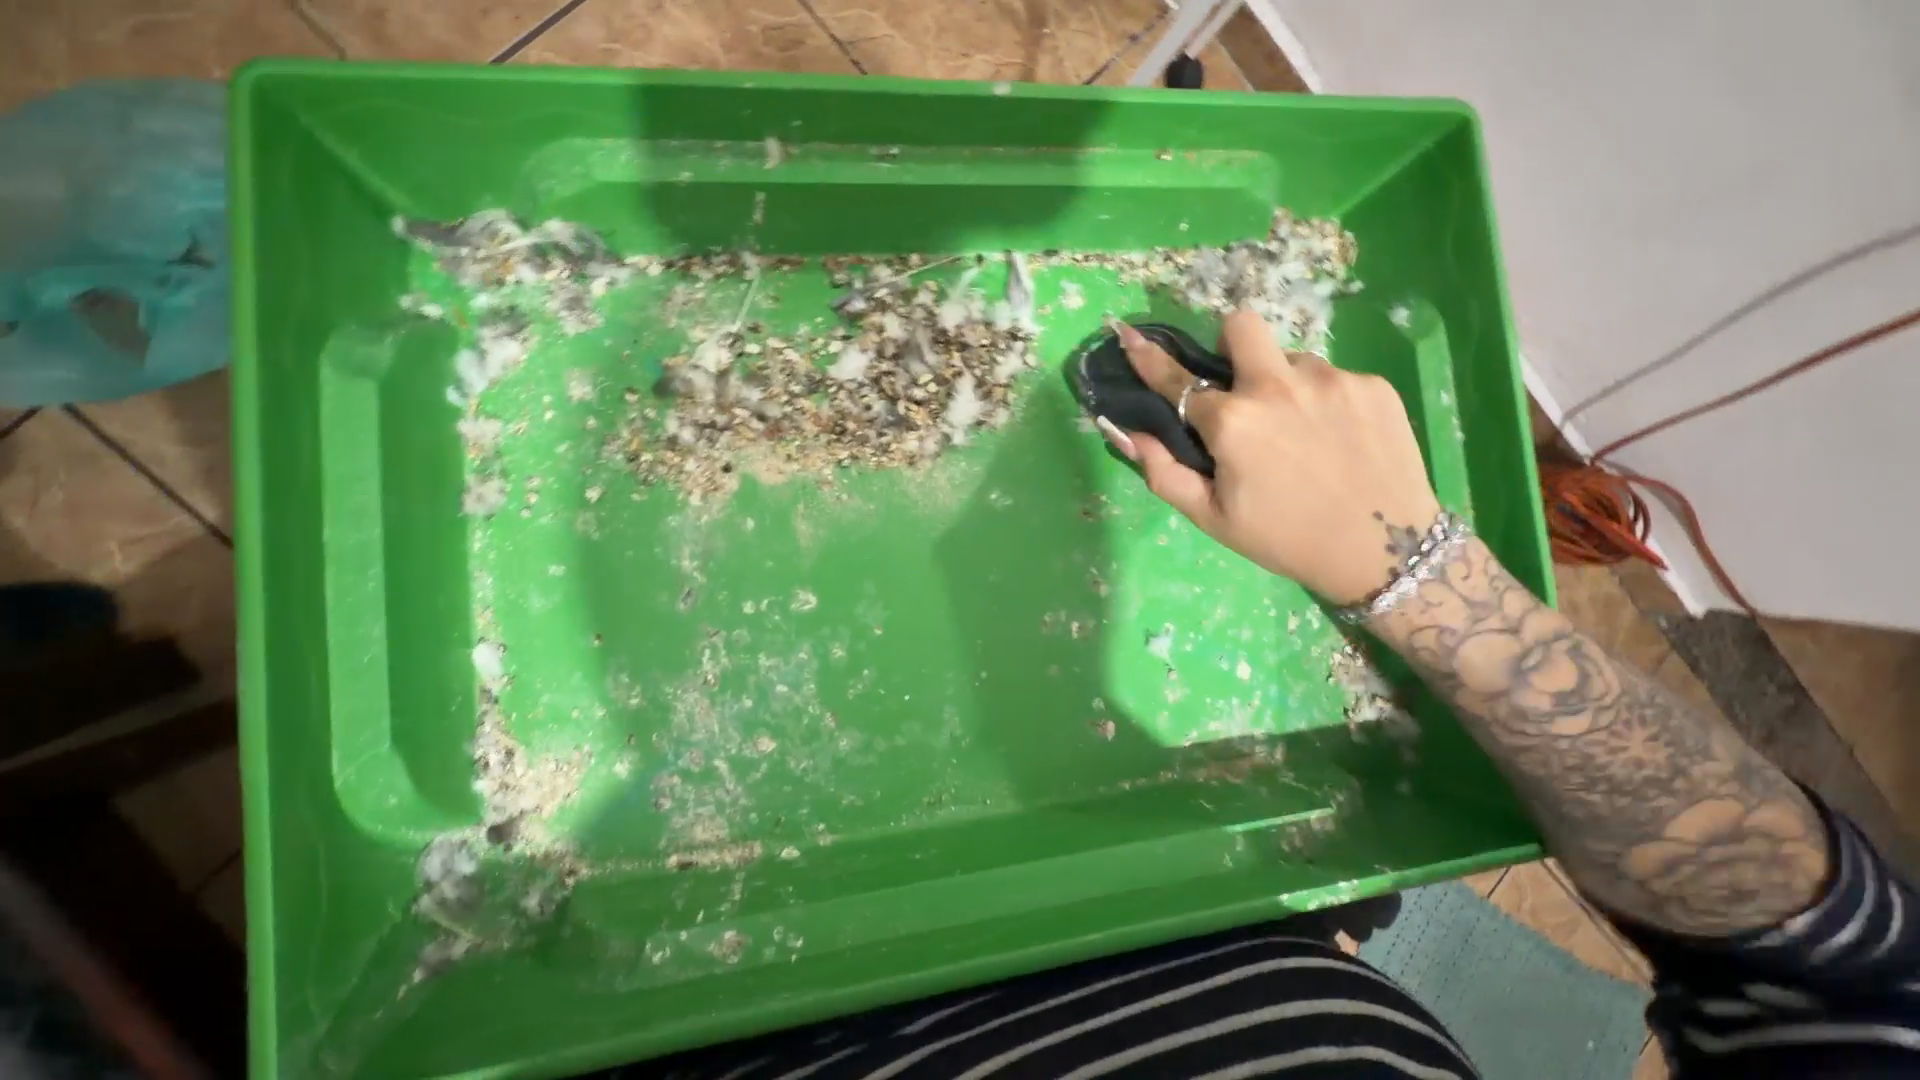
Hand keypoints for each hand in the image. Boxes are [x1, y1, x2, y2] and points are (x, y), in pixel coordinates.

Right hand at [1097, 311, 1440, 604]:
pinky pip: (1333, 377)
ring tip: (1301, 434)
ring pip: (1291, 360)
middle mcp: (1278, 386)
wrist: (1384, 551)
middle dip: (1231, 344)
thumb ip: (1162, 471)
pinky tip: (1336, 439)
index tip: (1130, 336)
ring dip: (1284, 385)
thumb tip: (1127, 431)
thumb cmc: (1284, 539)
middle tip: (1242, 387)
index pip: (1177, 378)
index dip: (1149, 357)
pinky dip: (1324, 400)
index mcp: (1233, 422)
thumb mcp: (1212, 518)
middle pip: (1242, 325)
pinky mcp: (1373, 385)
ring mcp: (1332, 380)